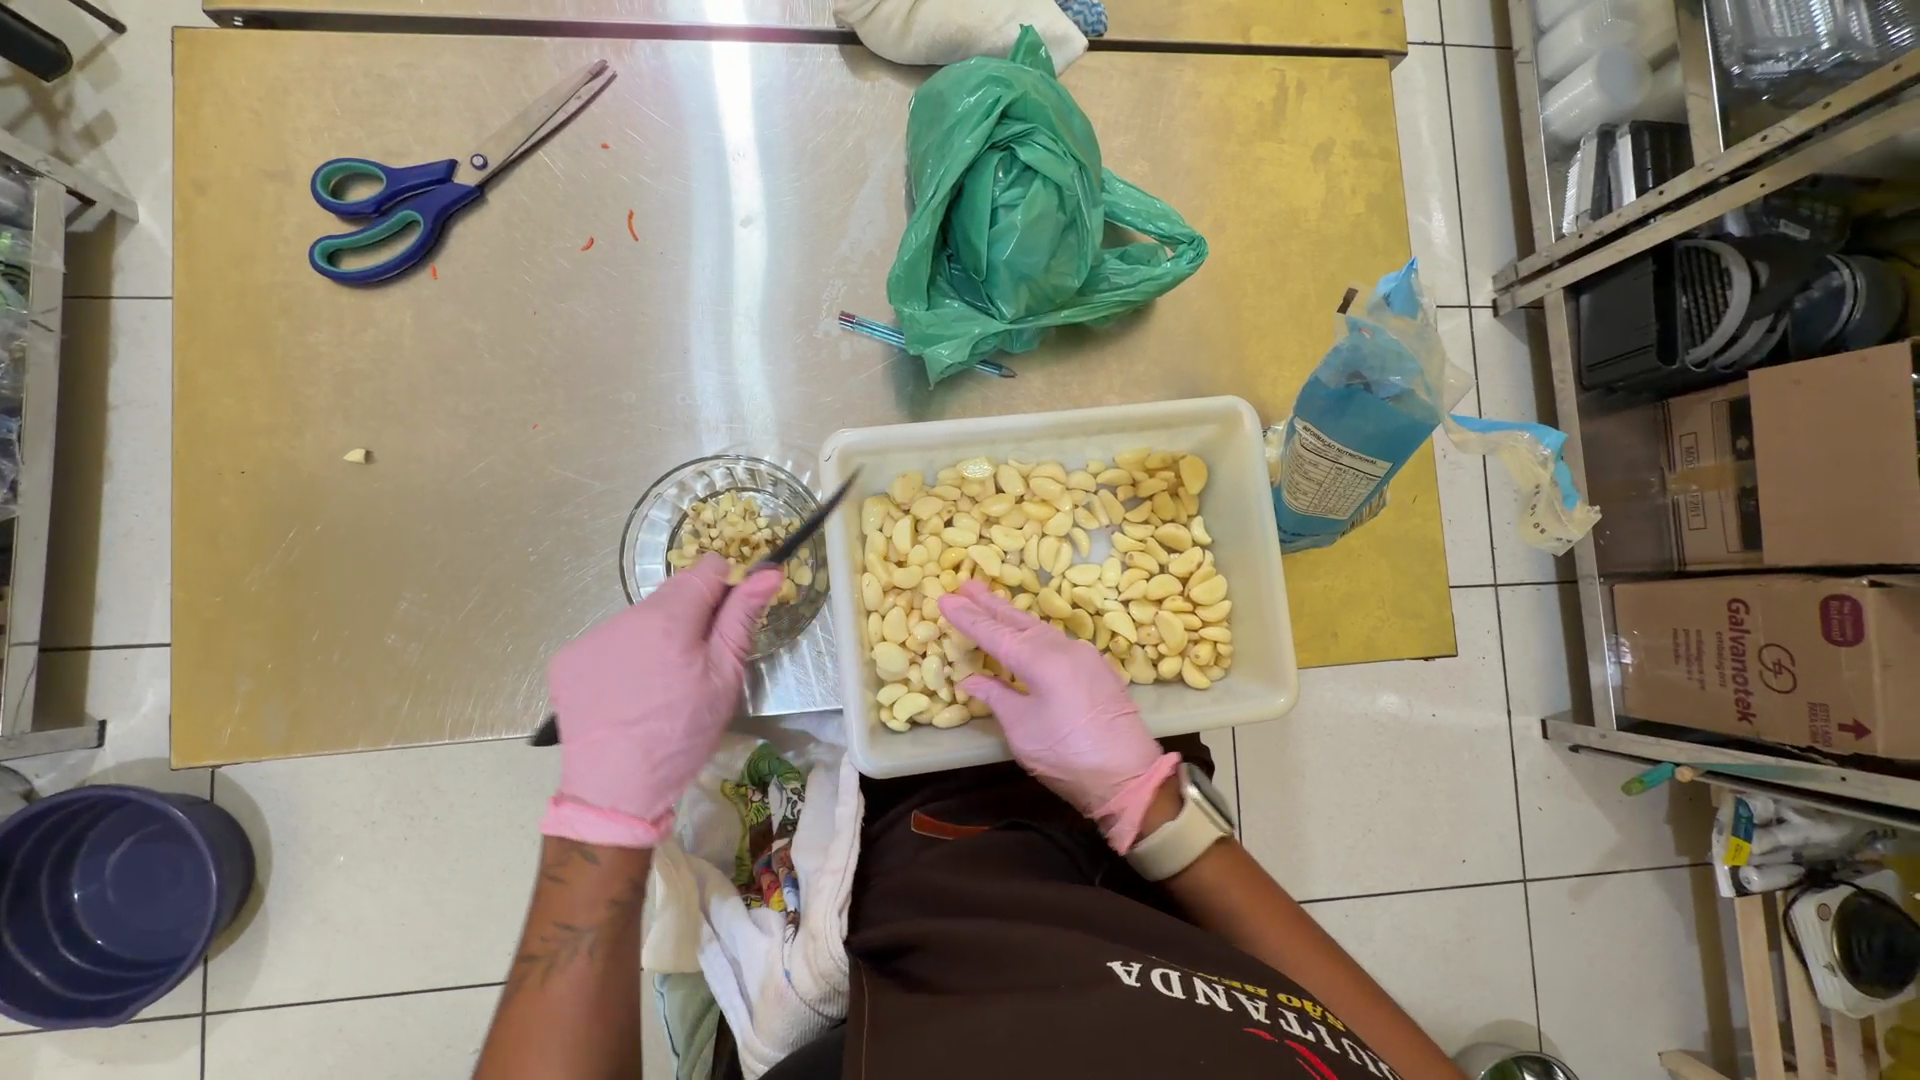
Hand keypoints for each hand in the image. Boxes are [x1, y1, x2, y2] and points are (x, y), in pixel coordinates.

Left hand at [540, 553, 782, 848]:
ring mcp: (591, 638)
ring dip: (658, 636)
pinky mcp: (568, 660)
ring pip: (641, 619)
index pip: (705, 569)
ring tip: (661, 683)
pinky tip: (630, 692)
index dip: (725, 587)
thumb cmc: (682, 736)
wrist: (615, 790)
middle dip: (691, 617)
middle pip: (671, 595)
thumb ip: (742, 619)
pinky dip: (626, 656)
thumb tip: (768, 573)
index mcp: (669, 619)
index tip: (729, 618)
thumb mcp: (724, 678)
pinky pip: (611, 641)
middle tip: (697, 664)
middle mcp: (624, 618)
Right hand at [937, 580, 1180, 853]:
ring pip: (1041, 629)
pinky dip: (1035, 632)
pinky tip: (1027, 633)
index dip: (968, 618)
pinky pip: (1057, 641)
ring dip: (1013, 616)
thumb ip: (996, 697)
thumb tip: (971, 680)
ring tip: (990, 602)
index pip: (995, 634)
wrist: (1130, 777)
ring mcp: (1085, 656)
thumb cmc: (1068, 756)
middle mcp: (1064, 648)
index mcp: (1041, 660)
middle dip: (990, 604)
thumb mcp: (1022, 730)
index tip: (945, 598)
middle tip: (967, 584)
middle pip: (1019, 621)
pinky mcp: (1098, 669)